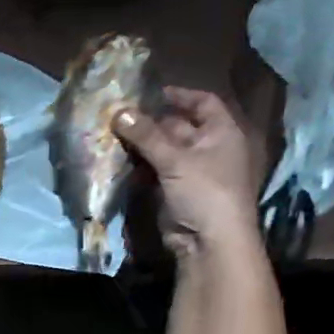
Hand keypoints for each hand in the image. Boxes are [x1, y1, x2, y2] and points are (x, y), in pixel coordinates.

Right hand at [112, 87, 261, 256]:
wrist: (208, 241)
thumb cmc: (204, 191)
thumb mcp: (176, 159)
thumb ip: (146, 135)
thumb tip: (119, 111)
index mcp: (222, 132)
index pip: (203, 102)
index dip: (180, 95)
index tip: (151, 92)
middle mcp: (208, 148)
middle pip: (178, 127)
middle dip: (150, 122)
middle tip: (119, 115)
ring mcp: (190, 171)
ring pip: (162, 151)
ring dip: (140, 145)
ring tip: (112, 136)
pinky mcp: (173, 191)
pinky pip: (154, 172)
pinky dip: (138, 167)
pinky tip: (118, 162)